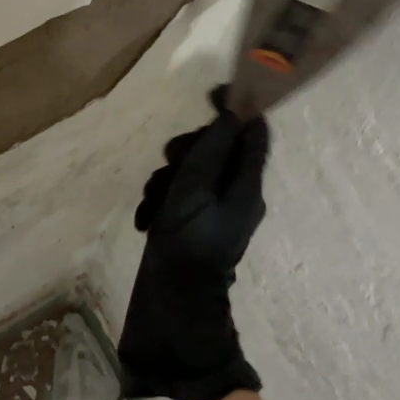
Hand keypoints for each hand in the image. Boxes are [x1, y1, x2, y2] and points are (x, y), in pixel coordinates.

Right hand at [119, 87, 268, 399]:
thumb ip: (211, 151)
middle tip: (169, 167)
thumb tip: (232, 113)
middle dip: (186, 153)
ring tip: (152, 206)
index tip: (213, 92)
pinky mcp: (189, 222)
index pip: (253, 134)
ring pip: (189, 170)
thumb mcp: (194, 192)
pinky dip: (159, 201)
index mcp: (247, 187)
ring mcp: (211, 209)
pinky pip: (177, 194)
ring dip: (165, 181)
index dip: (237, 109)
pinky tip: (146, 220)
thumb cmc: (188, 247)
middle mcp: (234, 194)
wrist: (172, 307)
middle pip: (214, 149)